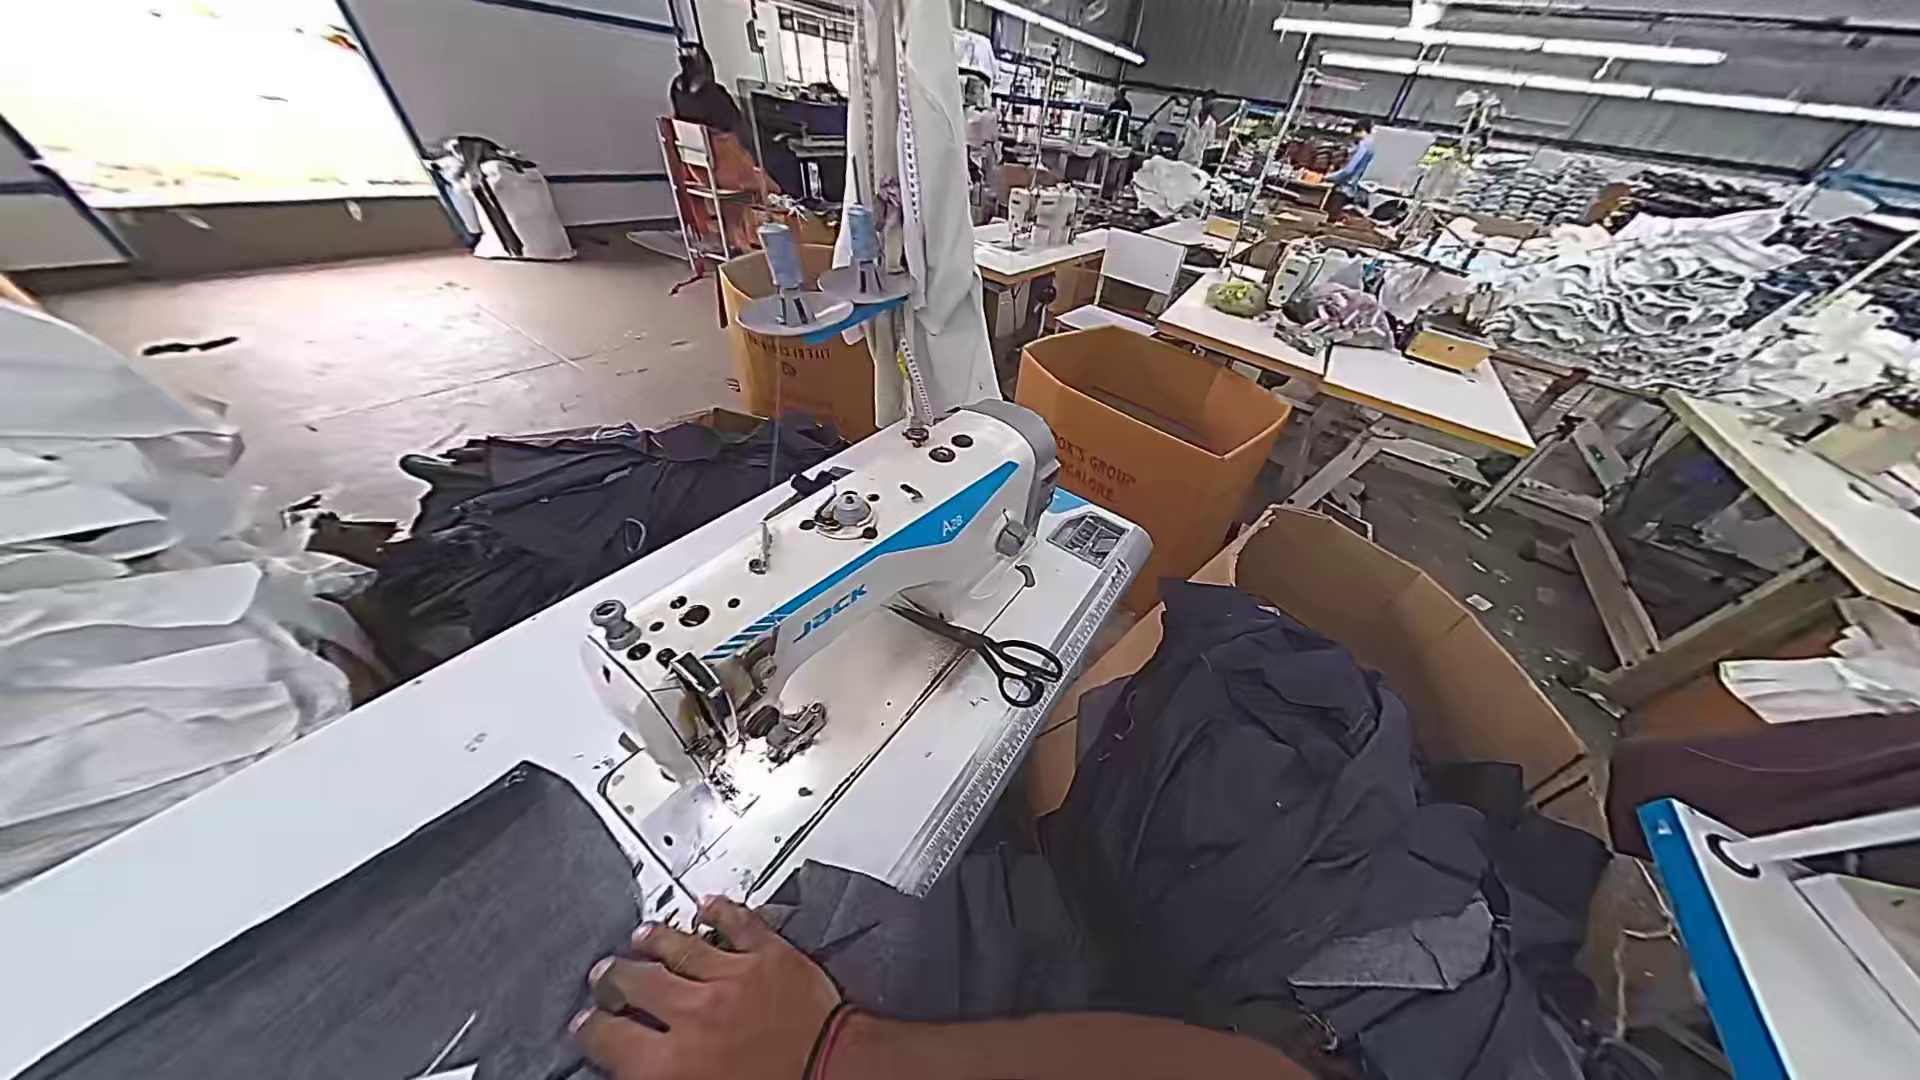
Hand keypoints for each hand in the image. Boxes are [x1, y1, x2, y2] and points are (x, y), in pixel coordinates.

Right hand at [571, 895, 842, 1079]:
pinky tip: (706, 905)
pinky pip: (738, 923)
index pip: (613, 1040)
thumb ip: (663, 1079)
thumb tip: (636, 1070)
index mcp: (672, 1065)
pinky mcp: (768, 953)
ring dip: (658, 939)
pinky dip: (720, 910)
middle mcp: (697, 1013)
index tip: (584, 1020)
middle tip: (604, 970)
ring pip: (683, 948)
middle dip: (616, 976)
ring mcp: (734, 976)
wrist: (829, 1070)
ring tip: (641, 934)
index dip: (591, 1028)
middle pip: (642, 984)